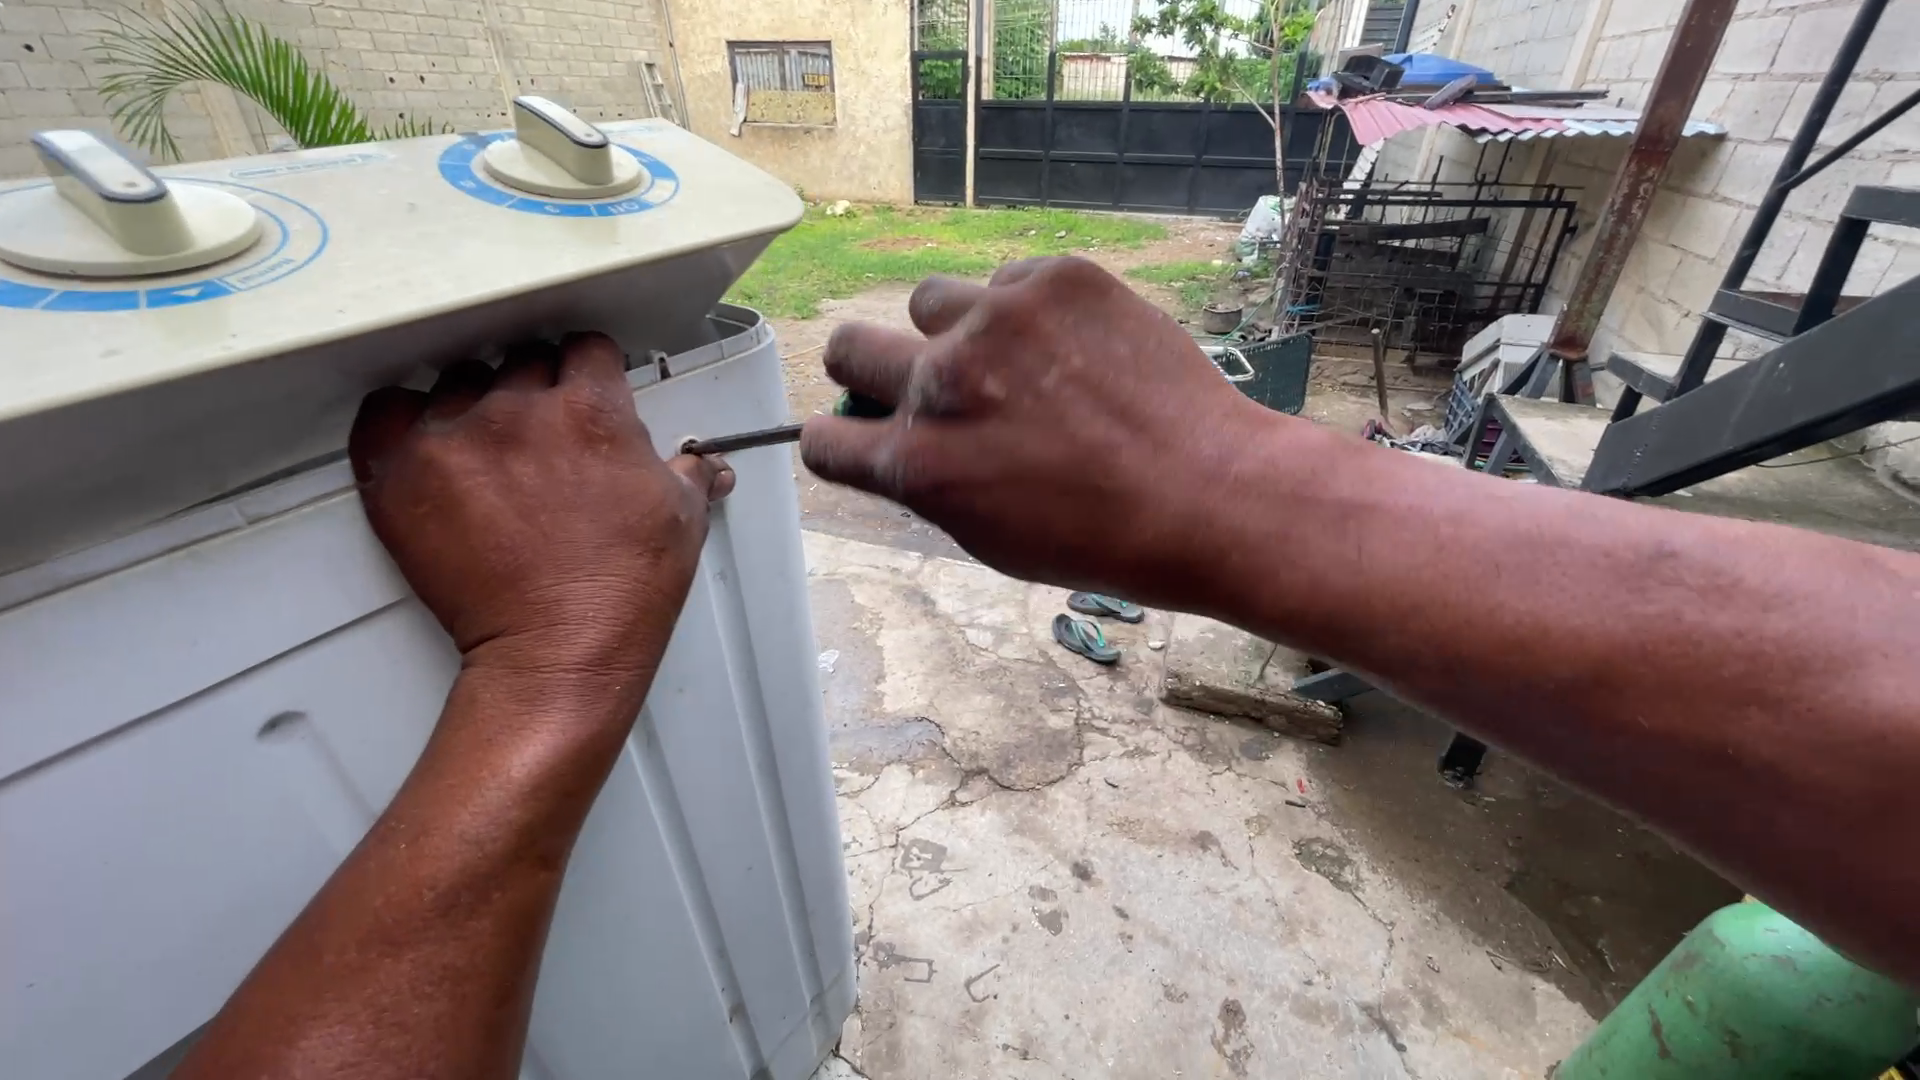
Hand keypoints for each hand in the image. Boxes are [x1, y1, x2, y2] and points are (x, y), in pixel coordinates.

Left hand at [349, 333, 733, 706]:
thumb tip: (707, 464)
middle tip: (550, 432)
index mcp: (593, 410)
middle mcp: (518, 409)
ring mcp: (452, 438)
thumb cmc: (626, 584)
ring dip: (480, 403)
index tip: (591, 388)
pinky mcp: (400, 473)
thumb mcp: (683, 518)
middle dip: (541, 387)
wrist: (561, 647)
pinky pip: (387, 409)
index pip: (586, 347)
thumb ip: (692, 471)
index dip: (594, 368)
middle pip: (523, 359)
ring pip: (461, 381)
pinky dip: (409, 420)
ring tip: (495, 448)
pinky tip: (439, 447)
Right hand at [800, 257, 1288, 606]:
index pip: (823, 439)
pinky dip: (1023, 313)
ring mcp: (999, 320)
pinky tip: (1069, 349)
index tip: (854, 435)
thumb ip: (925, 482)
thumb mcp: (987, 537)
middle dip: (862, 368)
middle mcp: (943, 383)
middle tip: (910, 379)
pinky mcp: (1058, 278)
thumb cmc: (1097, 538)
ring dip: (952, 332)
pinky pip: (1005, 282)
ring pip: (928, 301)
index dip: (835, 440)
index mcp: (918, 465)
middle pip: (846, 346)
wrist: (1209, 493)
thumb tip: (892, 440)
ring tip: (1013, 363)